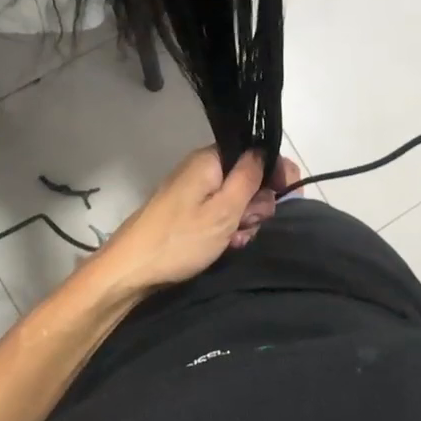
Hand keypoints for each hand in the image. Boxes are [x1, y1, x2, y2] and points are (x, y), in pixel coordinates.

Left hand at [86, 148, 298, 301]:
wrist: (131, 270)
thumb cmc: (180, 239)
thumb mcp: (224, 210)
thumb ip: (249, 178)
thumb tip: (264, 150)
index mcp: (210, 160)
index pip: (254, 153)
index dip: (275, 172)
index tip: (289, 194)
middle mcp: (202, 170)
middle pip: (248, 178)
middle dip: (256, 204)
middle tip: (246, 225)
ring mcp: (193, 192)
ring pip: (236, 200)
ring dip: (242, 221)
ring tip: (232, 241)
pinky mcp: (187, 213)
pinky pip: (219, 214)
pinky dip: (226, 229)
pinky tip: (225, 246)